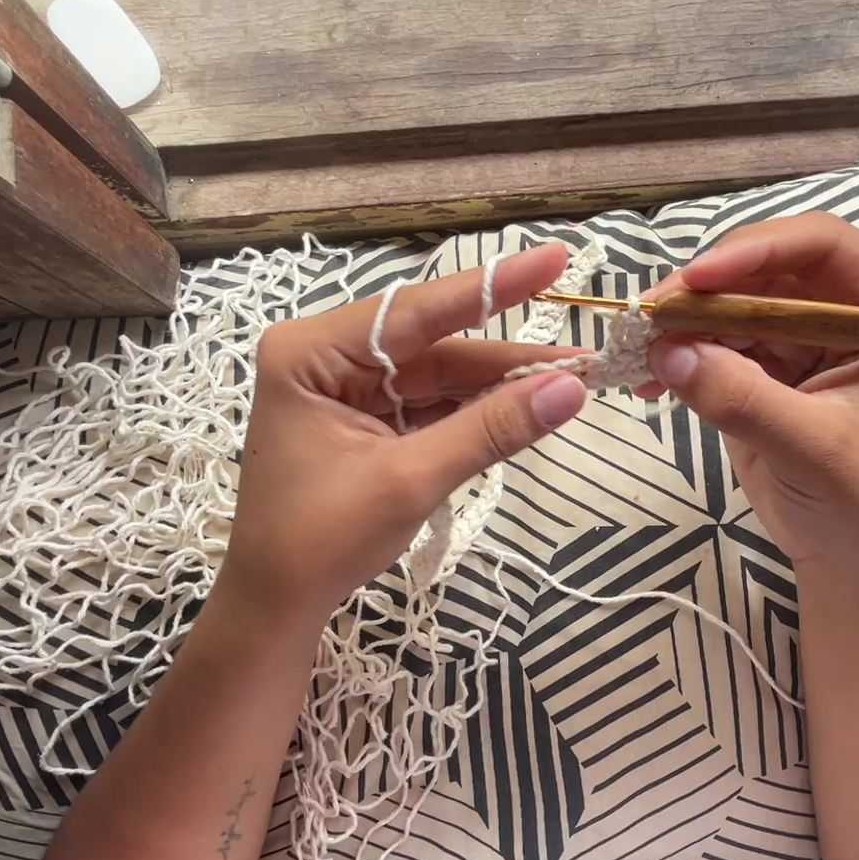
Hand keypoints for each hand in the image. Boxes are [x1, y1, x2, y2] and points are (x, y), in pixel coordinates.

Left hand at [222, 243, 588, 618]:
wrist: (278, 601)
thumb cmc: (321, 540)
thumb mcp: (410, 479)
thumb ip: (489, 429)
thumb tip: (571, 389)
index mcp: (311, 353)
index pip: (416, 311)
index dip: (492, 287)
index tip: (554, 258)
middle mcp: (326, 358)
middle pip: (432, 345)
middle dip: (504, 359)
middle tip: (580, 356)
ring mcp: (345, 390)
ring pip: (436, 377)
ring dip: (495, 388)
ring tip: (565, 384)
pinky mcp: (364, 421)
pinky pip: (427, 406)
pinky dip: (471, 414)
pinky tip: (520, 410)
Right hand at [642, 214, 858, 565]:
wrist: (854, 559)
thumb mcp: (814, 447)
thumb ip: (744, 399)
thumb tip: (668, 351)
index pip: (824, 246)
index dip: (758, 249)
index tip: (697, 279)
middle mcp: (843, 313)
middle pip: (765, 270)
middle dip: (704, 290)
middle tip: (647, 316)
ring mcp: (798, 342)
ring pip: (730, 307)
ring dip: (681, 324)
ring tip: (636, 349)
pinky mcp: (760, 373)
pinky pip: (712, 347)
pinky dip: (677, 359)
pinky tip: (646, 376)